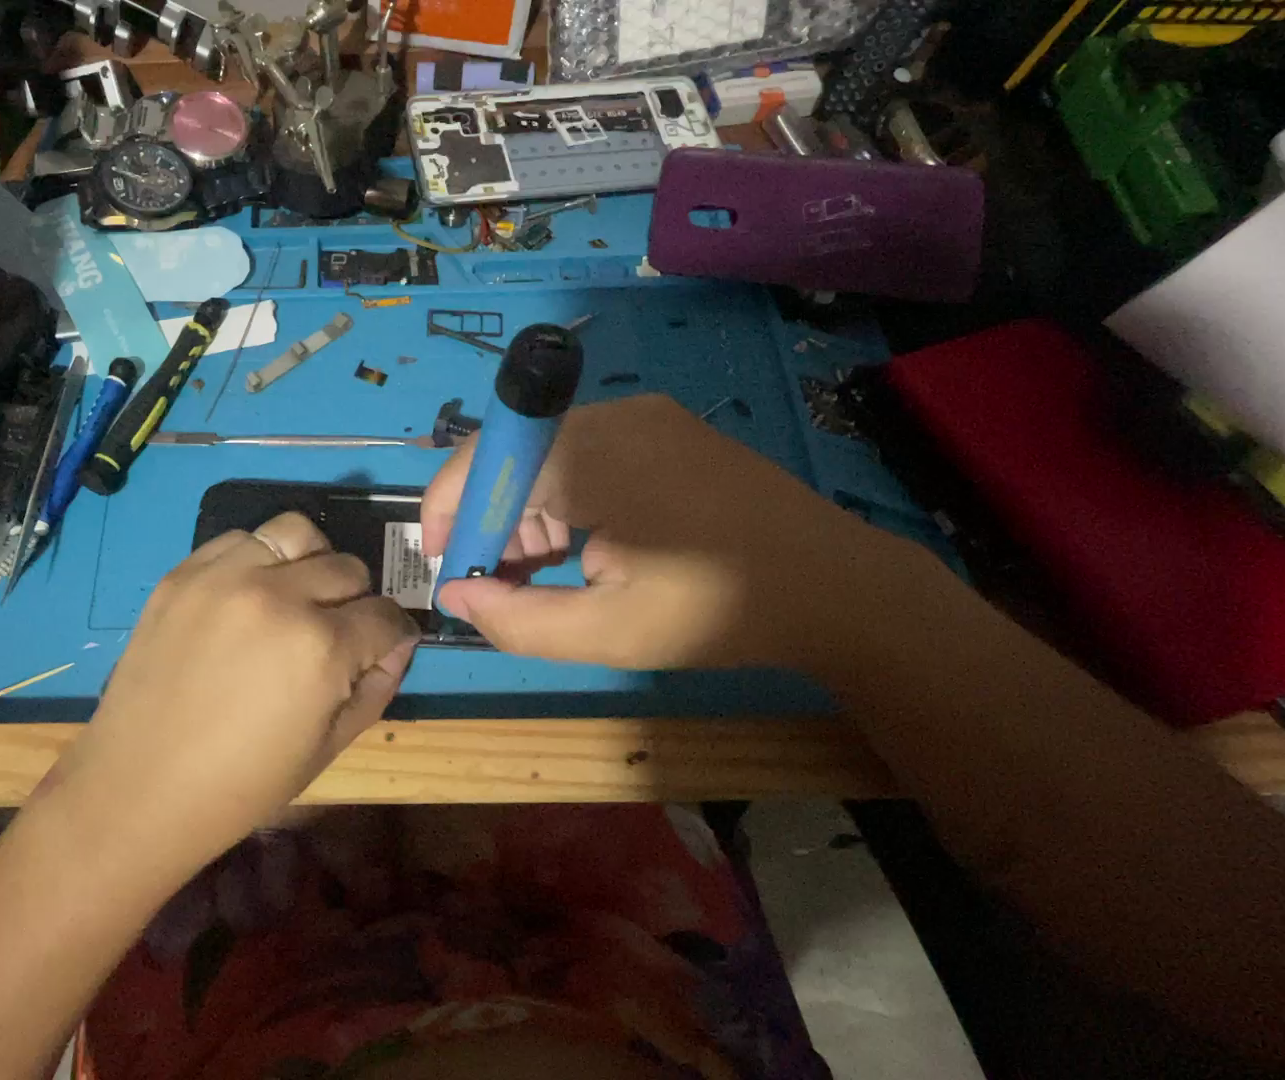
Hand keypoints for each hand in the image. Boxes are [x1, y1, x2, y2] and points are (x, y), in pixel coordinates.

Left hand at [55, 512, 417, 873]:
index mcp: (321, 647)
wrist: (140, 788)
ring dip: (312, 563)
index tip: (382, 649)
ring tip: (298, 596)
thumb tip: (396, 643)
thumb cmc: (243, 784)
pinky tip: (251, 594)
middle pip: (348, 568)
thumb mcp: (330, 747)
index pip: (387, 615)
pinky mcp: (184, 574)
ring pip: (298, 533)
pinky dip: (260, 559)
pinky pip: (241, 538)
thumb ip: (377, 685)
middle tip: (337, 632)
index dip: (393, 636)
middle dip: (357, 601)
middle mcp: (278, 596)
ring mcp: (225, 578)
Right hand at [421, 394, 906, 670]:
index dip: (447, 512)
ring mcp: (645, 416)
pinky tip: (587, 545)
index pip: (483, 461)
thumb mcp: (604, 633)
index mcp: (592, 455)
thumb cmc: (716, 612)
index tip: (446, 567)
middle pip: (514, 456)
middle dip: (492, 522)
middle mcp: (612, 416)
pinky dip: (568, 497)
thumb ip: (513, 619)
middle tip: (502, 584)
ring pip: (549, 455)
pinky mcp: (666, 427)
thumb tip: (454, 596)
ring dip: (530, 512)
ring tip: (550, 572)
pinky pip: (588, 452)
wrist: (838, 588)